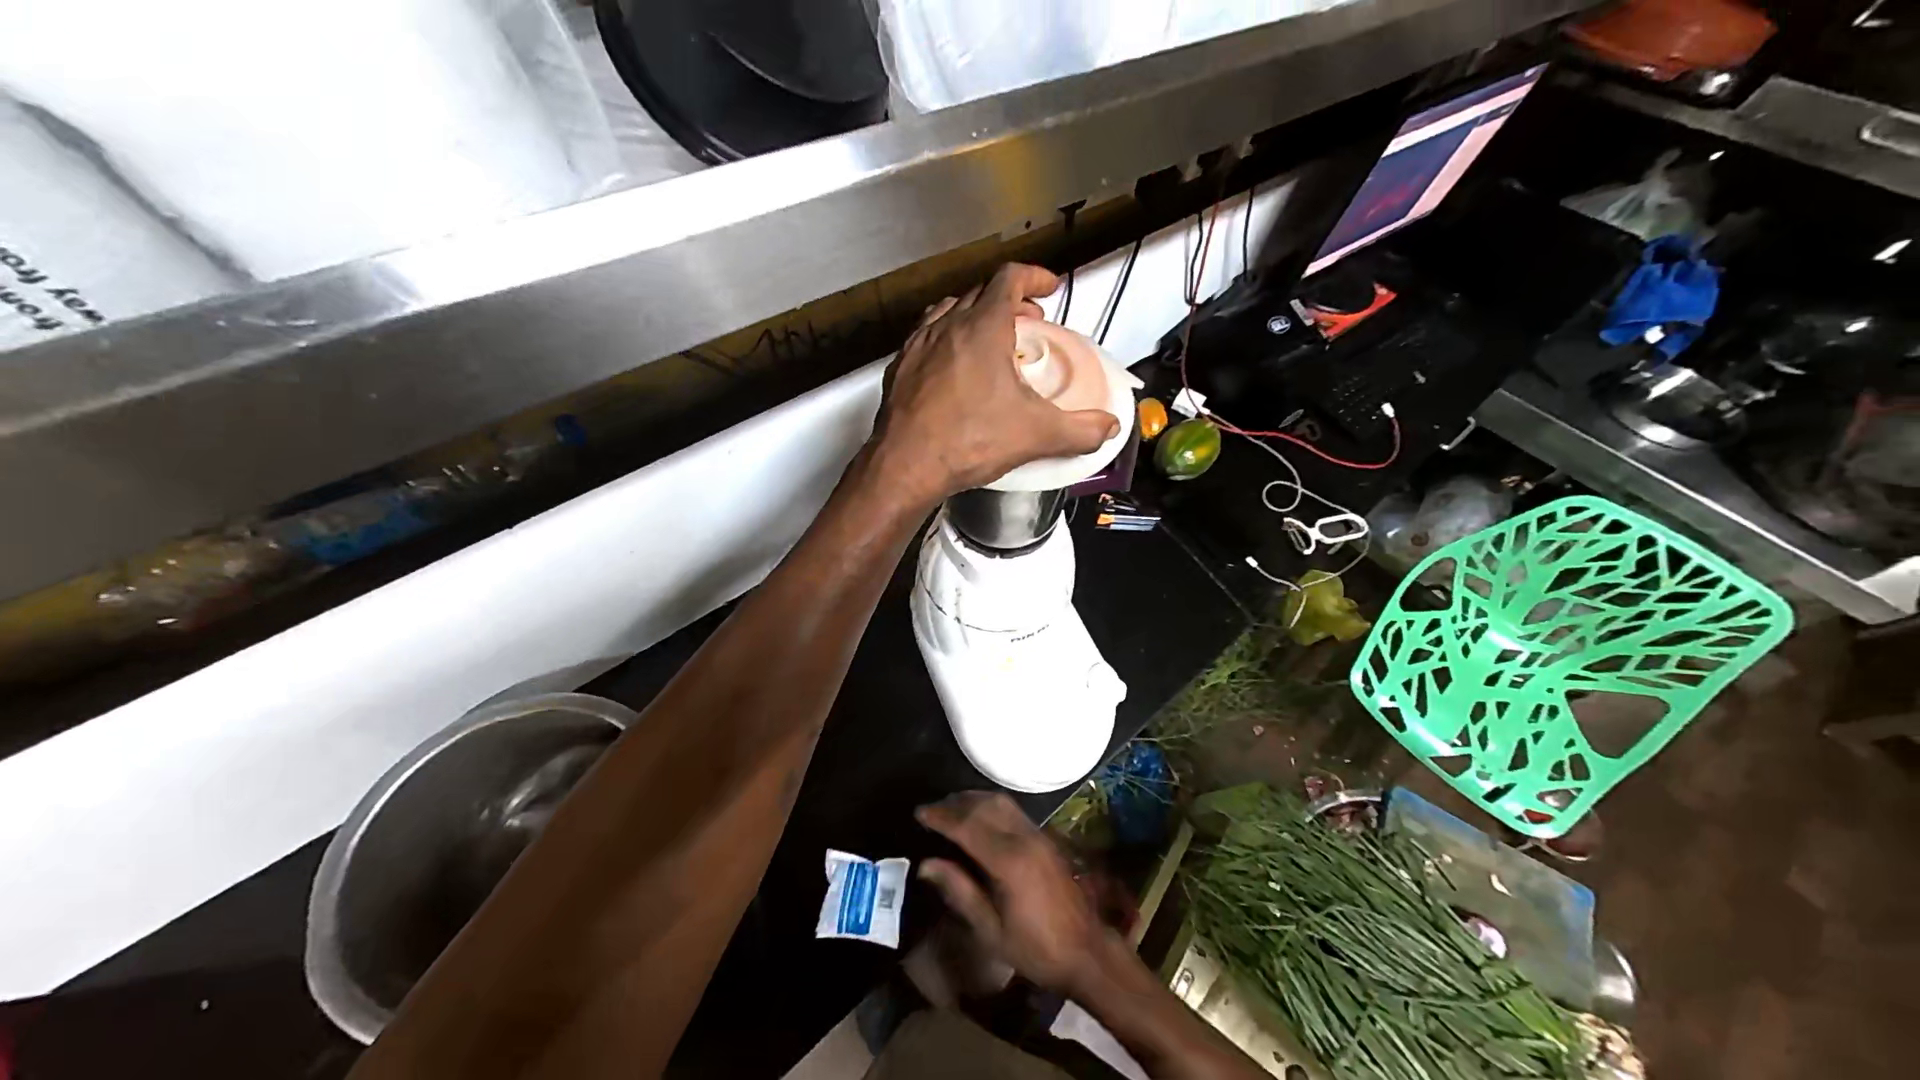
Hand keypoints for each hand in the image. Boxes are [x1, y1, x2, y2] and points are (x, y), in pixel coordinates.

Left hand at [870, 264, 1120, 506]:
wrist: (905, 465)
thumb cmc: (964, 440)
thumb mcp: (1036, 435)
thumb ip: (1079, 430)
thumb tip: (1106, 428)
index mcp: (982, 328)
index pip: (1010, 278)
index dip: (1033, 277)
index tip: (1046, 287)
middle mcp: (946, 327)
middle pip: (980, 292)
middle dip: (1009, 299)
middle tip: (1027, 320)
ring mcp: (918, 346)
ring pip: (948, 311)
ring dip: (973, 315)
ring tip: (990, 339)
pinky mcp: (900, 369)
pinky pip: (924, 338)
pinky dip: (945, 340)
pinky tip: (953, 367)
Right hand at [916, 791, 1111, 995]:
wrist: (1087, 952)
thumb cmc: (1036, 950)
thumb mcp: (991, 931)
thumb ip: (960, 892)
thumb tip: (926, 864)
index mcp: (1009, 861)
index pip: (967, 826)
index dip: (941, 816)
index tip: (919, 813)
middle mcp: (1025, 839)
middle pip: (985, 805)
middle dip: (954, 803)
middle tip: (930, 810)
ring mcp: (1039, 835)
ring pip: (1001, 802)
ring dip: (973, 799)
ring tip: (950, 808)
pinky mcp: (1046, 838)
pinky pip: (1013, 810)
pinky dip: (990, 805)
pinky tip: (978, 816)